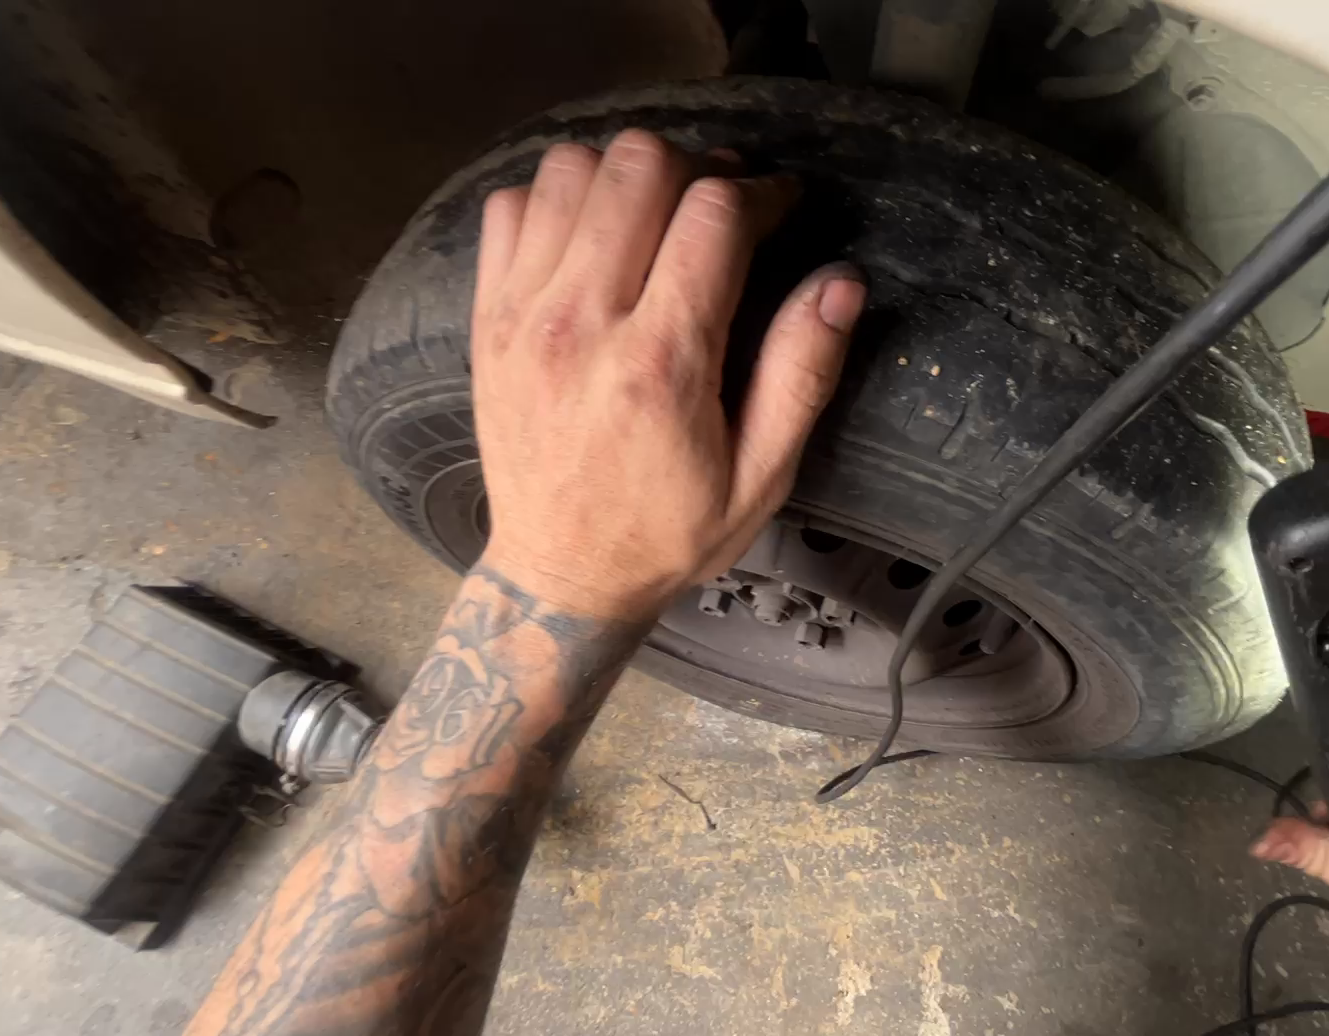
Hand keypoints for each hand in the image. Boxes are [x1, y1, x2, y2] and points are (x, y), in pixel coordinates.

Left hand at [469, 129, 865, 619]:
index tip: (781, 208)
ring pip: (573, 170)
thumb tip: (841, 283)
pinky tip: (593, 238)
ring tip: (660, 221)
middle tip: (723, 211)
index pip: (714, 216)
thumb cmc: (668, 535)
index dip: (763, 193)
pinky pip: (510, 206)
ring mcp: (523, 315)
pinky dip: (559, 199)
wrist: (560, 574)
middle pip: (640, 167)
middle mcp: (582, 322)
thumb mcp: (760, 479)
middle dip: (698, 171)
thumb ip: (800, 377)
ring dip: (629, 177)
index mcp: (661, 364)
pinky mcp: (487, 319)